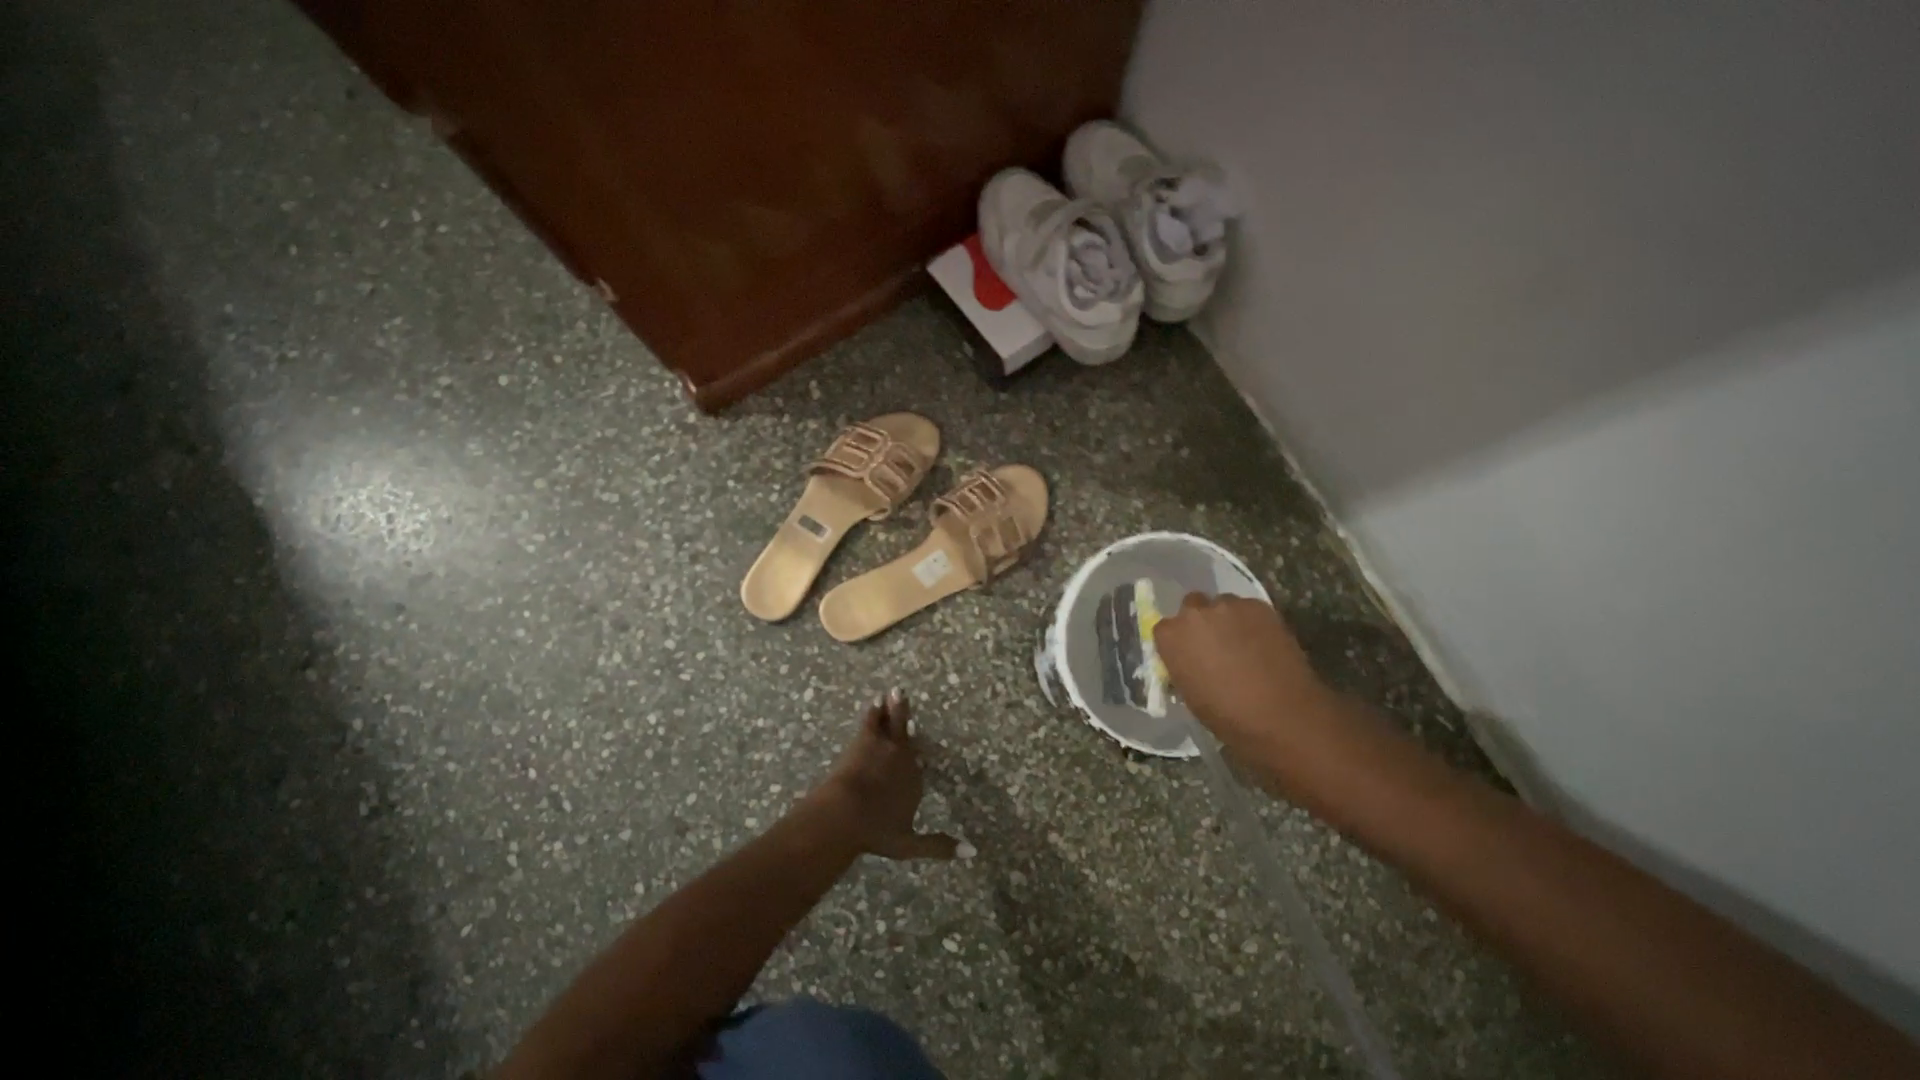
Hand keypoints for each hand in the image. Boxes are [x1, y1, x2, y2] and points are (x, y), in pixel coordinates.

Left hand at [807, 690, 965, 860]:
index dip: (916, 756)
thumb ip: (939, 846)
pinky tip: (875, 701)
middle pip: (908, 736)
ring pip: (892, 722)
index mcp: (915, 782)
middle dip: (906, 718)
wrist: (846, 814)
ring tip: (895, 692)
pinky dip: (875, 711)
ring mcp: (884, 747)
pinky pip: (872, 721)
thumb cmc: (877, 832)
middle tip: (905, 697)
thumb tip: (972, 852)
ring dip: (892, 708)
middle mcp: (904, 759)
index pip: (918, 766)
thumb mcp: (909, 844)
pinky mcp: (864, 740)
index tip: (917, 744)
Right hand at [1153, 594, 1338, 757]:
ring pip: (1223, 605)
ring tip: (1244, 644)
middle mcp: (1195, 613)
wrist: (1281, 714)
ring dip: (1228, 620)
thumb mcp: (1189, 694)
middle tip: (1215, 645)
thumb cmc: (1227, 715)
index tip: (1189, 656)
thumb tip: (1192, 660)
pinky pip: (1249, 609)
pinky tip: (1263, 643)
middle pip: (1192, 606)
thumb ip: (1184, 666)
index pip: (1165, 629)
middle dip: (1201, 622)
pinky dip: (1253, 622)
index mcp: (1171, 636)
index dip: (1178, 642)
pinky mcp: (1260, 606)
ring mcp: (1230, 606)